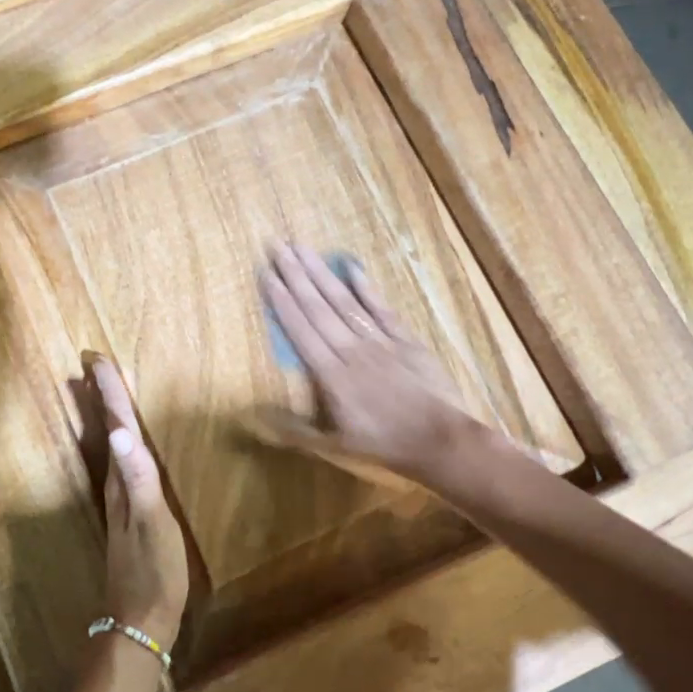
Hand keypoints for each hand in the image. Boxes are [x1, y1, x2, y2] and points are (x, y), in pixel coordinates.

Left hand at [86, 354, 188, 649]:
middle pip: (111, 431)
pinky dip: (123, 446)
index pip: (116, 427)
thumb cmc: (154, 573)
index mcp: (125, 483)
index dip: (109, 393)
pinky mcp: (132, 517)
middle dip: (104, 396)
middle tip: (94, 363)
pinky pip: (125, 467)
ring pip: (114, 448)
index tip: (96, 358)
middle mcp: (119, 487)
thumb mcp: (153, 524)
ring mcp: (124, 503)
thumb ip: (139, 478)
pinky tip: (124, 446)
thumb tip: (120, 434)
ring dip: (109, 417)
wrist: (141, 622)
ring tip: (103, 391)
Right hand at [255, 243, 481, 482]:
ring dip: (322, 274)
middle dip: (296, 275)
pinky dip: (366, 287)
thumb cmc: (383, 446)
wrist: (439, 440)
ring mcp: (380, 341)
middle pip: (318, 307)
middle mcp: (352, 350)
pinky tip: (351, 267)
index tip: (266, 274)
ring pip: (345, 302)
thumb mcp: (332, 446)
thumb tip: (253, 415)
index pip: (300, 330)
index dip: (282, 301)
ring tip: (303, 249)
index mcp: (331, 375)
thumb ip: (294, 430)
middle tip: (277, 245)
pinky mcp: (406, 340)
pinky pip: (382, 309)